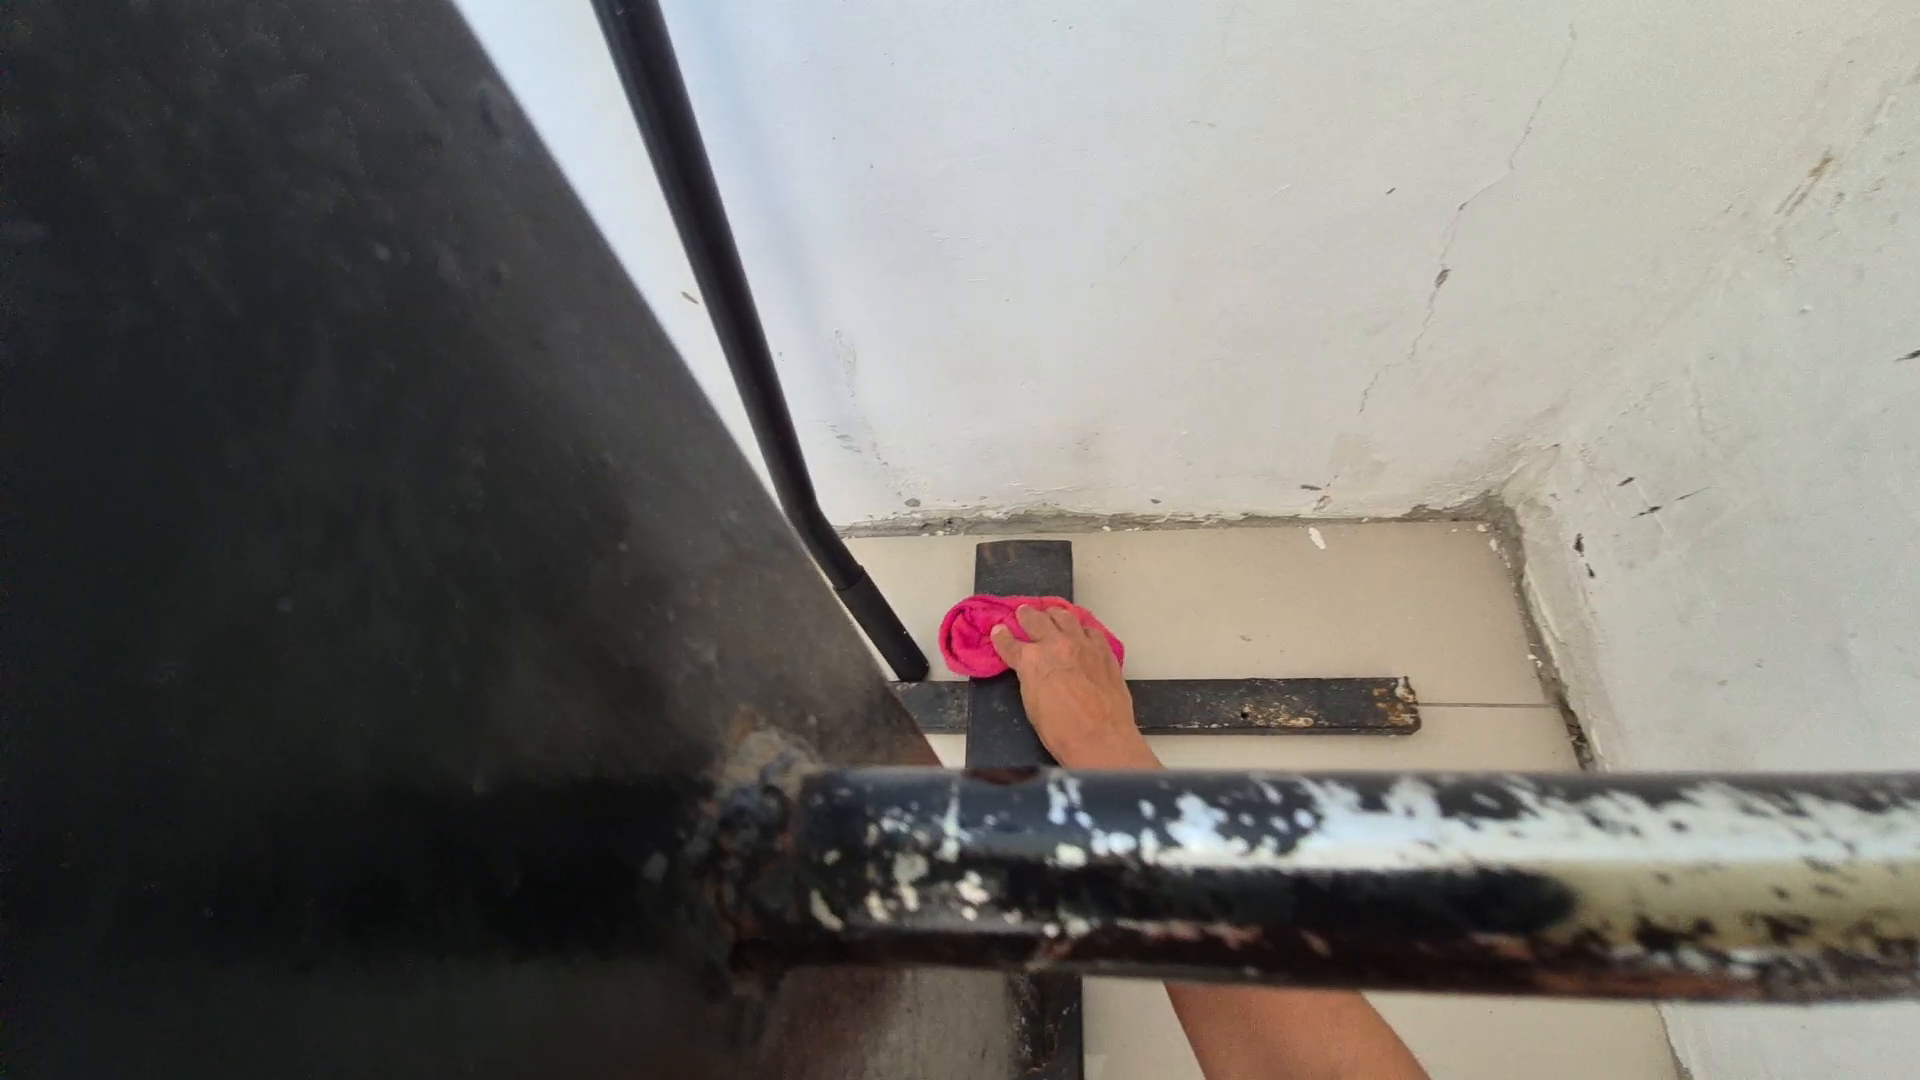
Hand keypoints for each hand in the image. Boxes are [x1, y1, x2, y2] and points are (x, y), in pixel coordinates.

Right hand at [989, 605, 1155, 768]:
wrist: (1102, 738)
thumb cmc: (1061, 731)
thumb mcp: (1031, 704)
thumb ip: (1029, 677)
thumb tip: (1030, 669)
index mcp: (1031, 660)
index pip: (1010, 643)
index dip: (1002, 636)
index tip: (999, 631)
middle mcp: (1055, 645)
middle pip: (1036, 620)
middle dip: (1026, 615)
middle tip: (1023, 612)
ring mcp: (1082, 644)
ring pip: (1065, 616)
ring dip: (1054, 614)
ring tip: (1051, 614)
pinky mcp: (1103, 650)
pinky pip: (1090, 630)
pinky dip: (1081, 628)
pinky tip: (1080, 632)